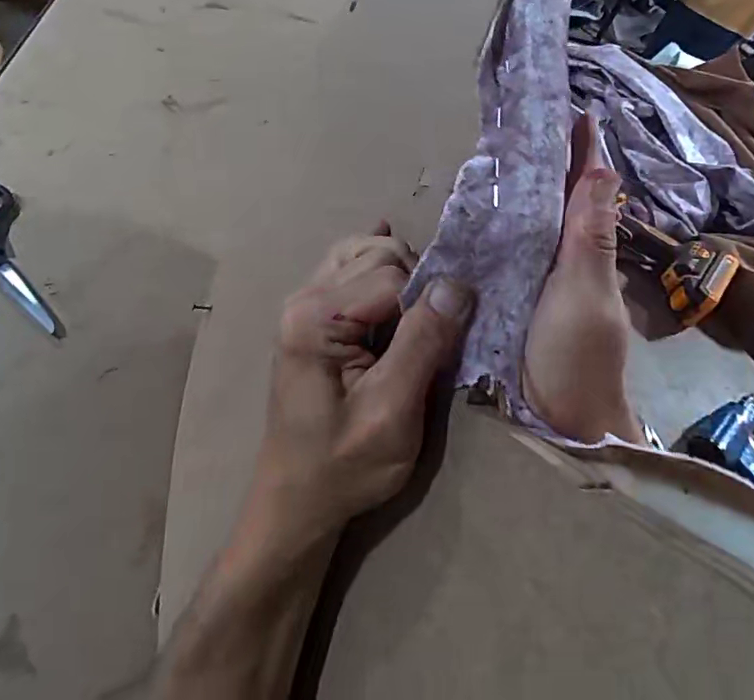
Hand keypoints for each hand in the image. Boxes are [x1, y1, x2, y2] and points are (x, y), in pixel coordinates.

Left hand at [249, 224, 474, 539]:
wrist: (298, 501)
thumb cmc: (344, 466)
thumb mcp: (393, 412)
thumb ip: (423, 343)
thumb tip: (456, 284)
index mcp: (315, 319)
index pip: (392, 275)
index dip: (427, 303)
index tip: (442, 342)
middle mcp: (304, 297)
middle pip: (379, 256)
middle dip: (416, 283)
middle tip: (430, 334)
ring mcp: (304, 302)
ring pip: (366, 252)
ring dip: (402, 272)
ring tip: (416, 315)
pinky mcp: (312, 313)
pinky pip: (350, 263)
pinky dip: (380, 263)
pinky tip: (401, 272)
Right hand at [522, 114, 644, 443]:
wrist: (558, 423)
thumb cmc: (578, 358)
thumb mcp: (586, 294)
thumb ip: (591, 235)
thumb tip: (606, 166)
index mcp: (588, 244)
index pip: (587, 183)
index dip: (582, 145)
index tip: (569, 104)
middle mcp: (565, 251)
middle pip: (557, 193)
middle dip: (543, 154)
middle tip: (517, 115)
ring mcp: (538, 272)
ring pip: (530, 216)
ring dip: (517, 183)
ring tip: (493, 146)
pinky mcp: (510, 292)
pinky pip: (504, 247)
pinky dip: (494, 222)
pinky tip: (474, 206)